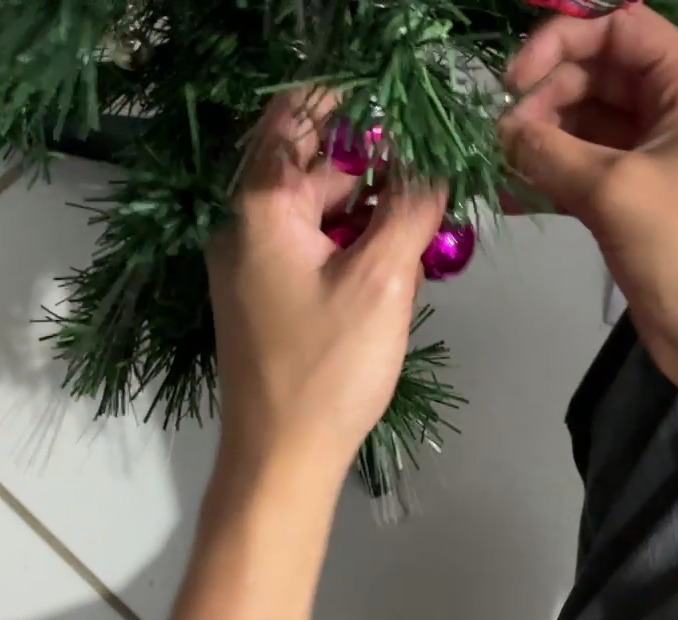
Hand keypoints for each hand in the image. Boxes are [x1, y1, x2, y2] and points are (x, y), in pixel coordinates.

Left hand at [207, 92, 447, 482]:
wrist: (281, 458)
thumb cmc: (328, 370)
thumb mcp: (381, 281)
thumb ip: (409, 209)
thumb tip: (433, 164)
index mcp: (260, 206)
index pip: (296, 116)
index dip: (352, 104)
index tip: (408, 115)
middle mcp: (244, 227)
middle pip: (312, 169)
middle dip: (375, 174)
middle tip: (431, 195)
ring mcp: (252, 268)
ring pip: (318, 217)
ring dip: (370, 220)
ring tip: (419, 246)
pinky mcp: (267, 302)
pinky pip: (312, 255)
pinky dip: (352, 254)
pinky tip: (392, 279)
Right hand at [500, 6, 677, 405]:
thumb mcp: (617, 192)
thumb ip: (551, 154)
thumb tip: (500, 133)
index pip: (619, 29)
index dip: (560, 44)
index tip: (510, 86)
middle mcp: (675, 112)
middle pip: (597, 79)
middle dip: (544, 102)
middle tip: (499, 142)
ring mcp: (655, 161)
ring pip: (587, 131)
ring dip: (540, 145)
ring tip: (495, 170)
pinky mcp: (637, 205)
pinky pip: (586, 176)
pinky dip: (550, 182)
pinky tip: (510, 197)